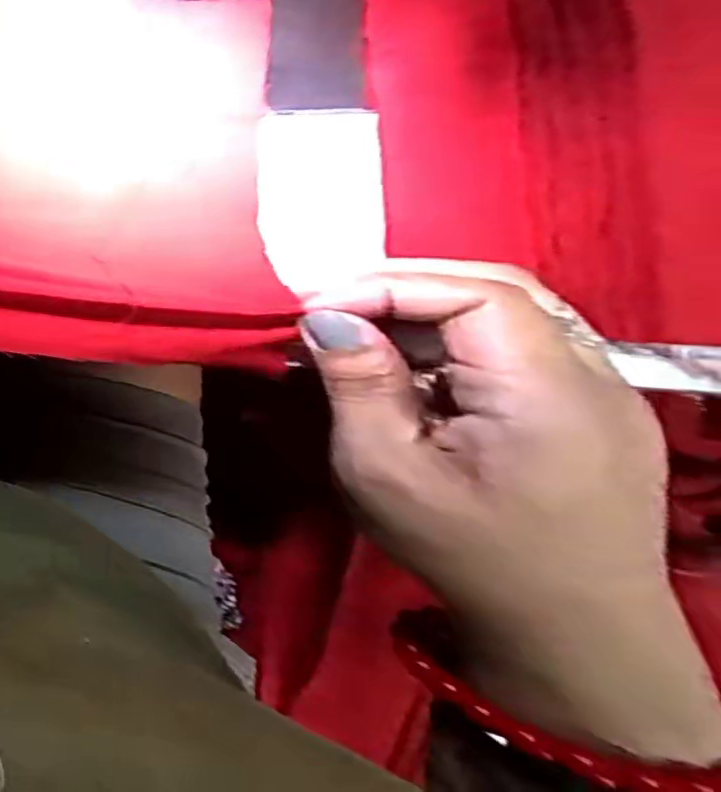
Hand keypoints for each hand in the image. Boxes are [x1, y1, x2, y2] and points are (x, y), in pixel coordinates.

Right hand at [302, 261, 720, 762]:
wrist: (568, 629)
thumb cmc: (465, 548)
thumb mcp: (385, 468)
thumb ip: (357, 383)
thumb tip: (324, 318)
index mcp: (549, 392)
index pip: (477, 294)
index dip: (389, 285)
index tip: (317, 308)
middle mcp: (590, 377)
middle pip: (498, 289)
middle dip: (401, 284)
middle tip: (327, 303)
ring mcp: (595, 391)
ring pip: (504, 311)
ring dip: (419, 309)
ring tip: (352, 329)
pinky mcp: (580, 407)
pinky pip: (510, 344)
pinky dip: (443, 337)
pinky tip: (398, 362)